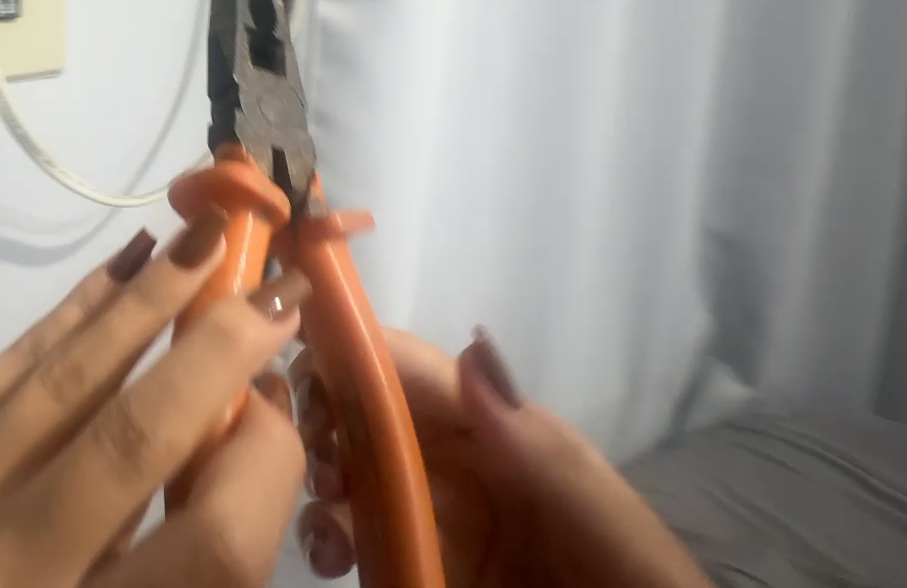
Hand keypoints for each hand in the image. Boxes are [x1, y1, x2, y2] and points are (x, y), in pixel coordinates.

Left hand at [0, 209, 310, 587]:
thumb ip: (177, 544)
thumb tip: (238, 410)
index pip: (211, 540)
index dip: (264, 462)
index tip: (277, 399)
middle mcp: (14, 556)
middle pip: (138, 434)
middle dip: (216, 347)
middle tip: (272, 285)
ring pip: (72, 370)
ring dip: (147, 297)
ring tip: (205, 238)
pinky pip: (20, 352)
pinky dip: (81, 305)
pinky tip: (127, 261)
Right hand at [293, 328, 712, 587]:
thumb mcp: (610, 530)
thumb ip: (541, 451)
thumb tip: (470, 350)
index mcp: (489, 425)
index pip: (404, 363)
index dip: (347, 346)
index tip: (296, 354)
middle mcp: (443, 455)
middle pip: (354, 405)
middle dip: (318, 417)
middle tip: (322, 467)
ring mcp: (421, 508)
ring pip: (338, 463)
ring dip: (313, 478)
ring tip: (326, 532)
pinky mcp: (405, 557)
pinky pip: (344, 529)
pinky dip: (320, 534)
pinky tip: (327, 560)